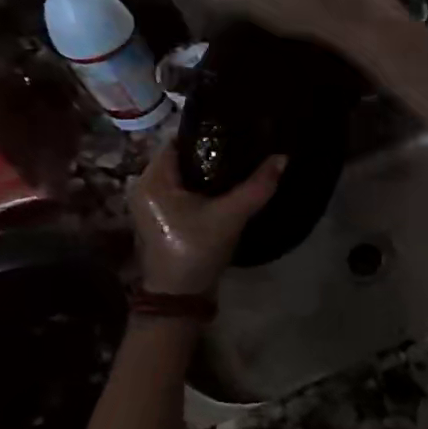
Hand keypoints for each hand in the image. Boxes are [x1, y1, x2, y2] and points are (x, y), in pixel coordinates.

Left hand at [129, 144, 284, 300]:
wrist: (179, 297)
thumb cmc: (196, 251)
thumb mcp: (230, 216)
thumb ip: (257, 186)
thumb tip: (282, 157)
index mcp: (153, 180)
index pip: (178, 141)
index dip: (207, 134)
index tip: (236, 131)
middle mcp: (144, 186)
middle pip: (181, 157)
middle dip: (211, 152)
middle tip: (244, 146)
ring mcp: (150, 203)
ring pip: (183, 174)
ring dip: (208, 170)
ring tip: (240, 162)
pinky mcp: (160, 216)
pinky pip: (182, 189)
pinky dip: (202, 185)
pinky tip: (227, 186)